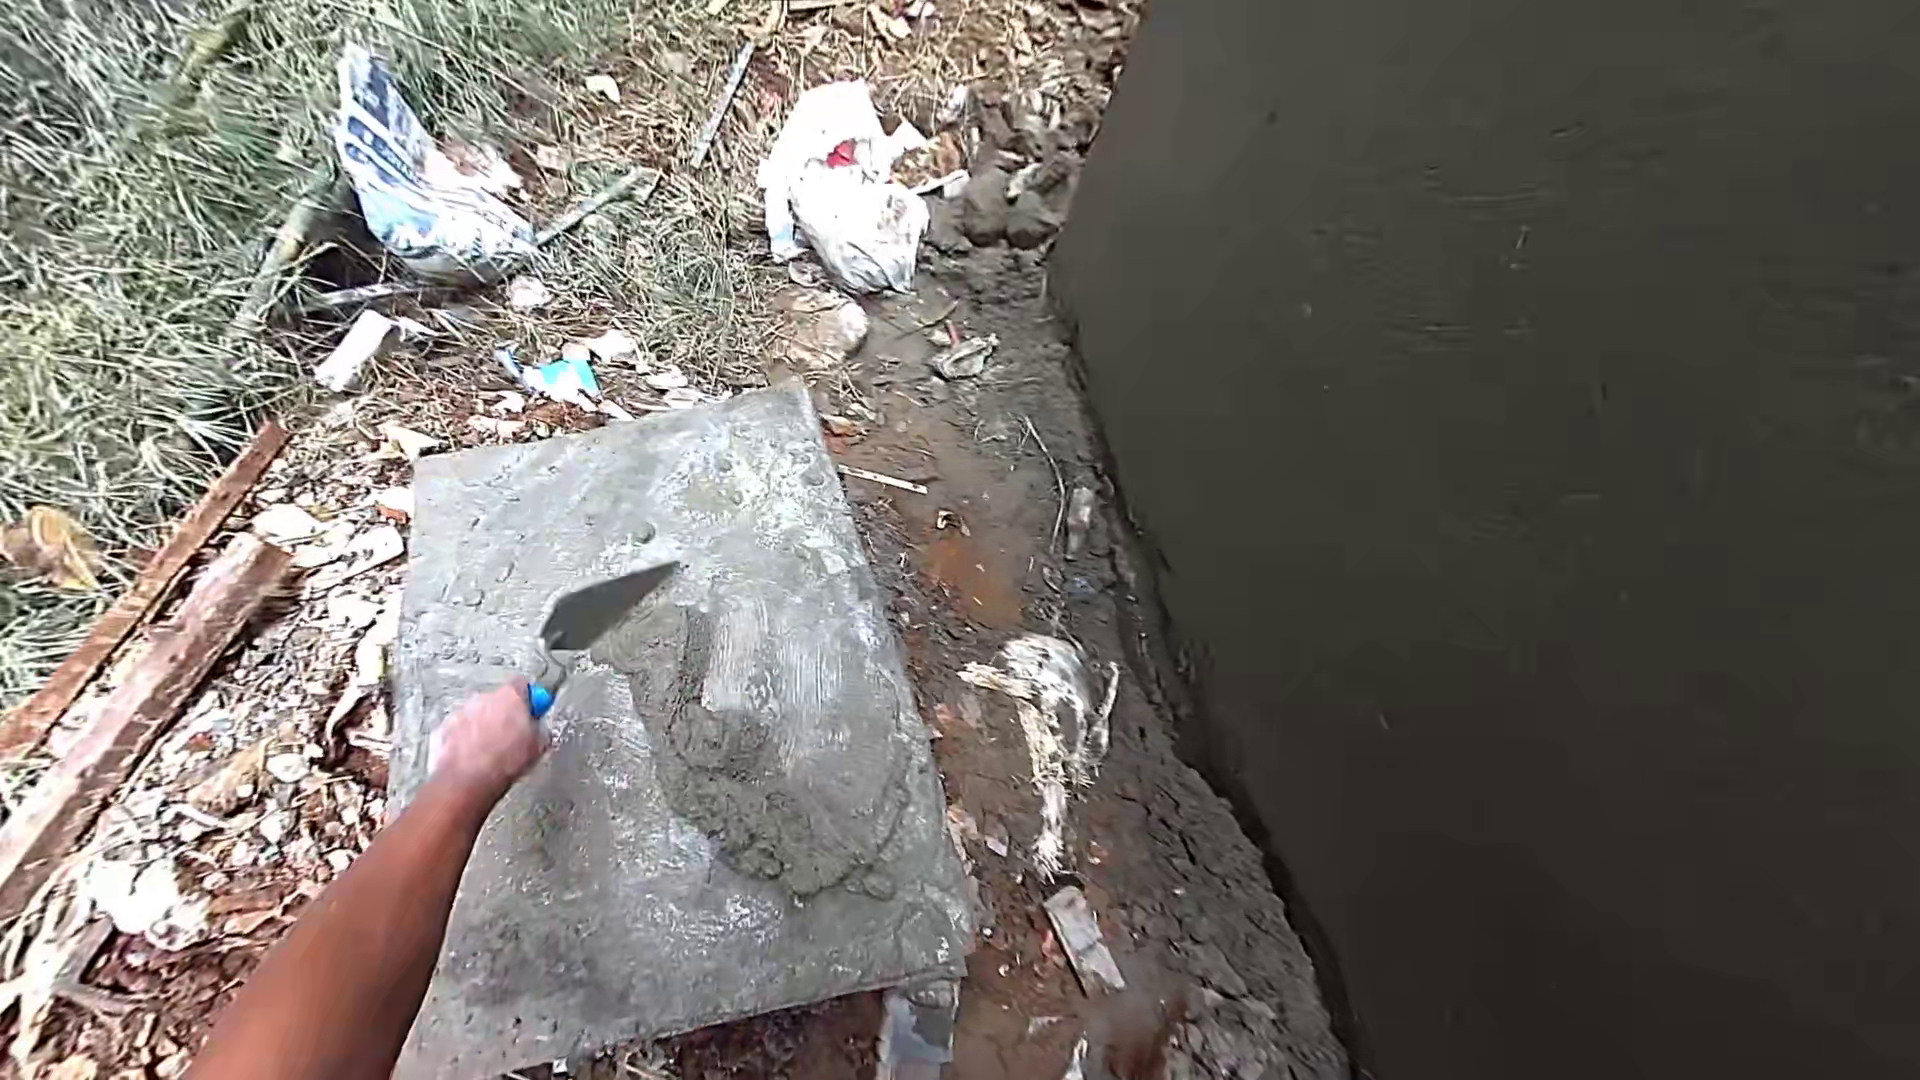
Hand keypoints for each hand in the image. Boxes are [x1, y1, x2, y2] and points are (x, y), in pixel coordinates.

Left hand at [428, 677, 546, 802]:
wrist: (467, 782)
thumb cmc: (504, 762)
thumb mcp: (539, 743)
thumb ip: (538, 726)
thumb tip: (537, 727)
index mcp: (511, 696)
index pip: (523, 684)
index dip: (529, 698)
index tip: (532, 711)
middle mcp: (483, 698)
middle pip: (497, 699)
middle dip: (503, 713)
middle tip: (512, 734)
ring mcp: (459, 714)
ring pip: (476, 714)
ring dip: (482, 726)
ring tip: (490, 749)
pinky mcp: (441, 731)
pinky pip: (457, 730)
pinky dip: (463, 739)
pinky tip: (472, 757)